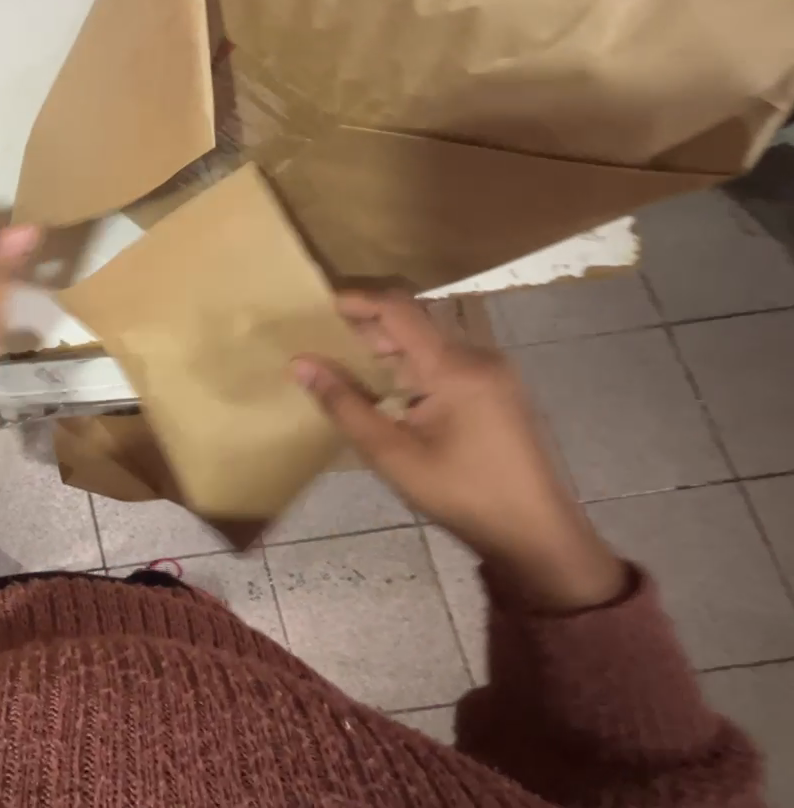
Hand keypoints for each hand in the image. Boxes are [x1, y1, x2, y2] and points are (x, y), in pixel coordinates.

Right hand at [292, 291, 626, 612]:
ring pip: (425, 340)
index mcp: (455, 368)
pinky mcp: (495, 390)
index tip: (314, 307)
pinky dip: (405, 363)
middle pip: (411, 321)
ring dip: (383, 346)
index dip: (356, 300)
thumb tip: (299, 361)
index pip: (398, 309)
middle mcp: (478, 358)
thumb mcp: (389, 452)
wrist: (539, 537)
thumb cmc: (461, 493)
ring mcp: (492, 374)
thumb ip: (342, 402)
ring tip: (340, 365)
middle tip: (317, 341)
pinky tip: (382, 389)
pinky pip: (441, 359)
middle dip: (362, 325)